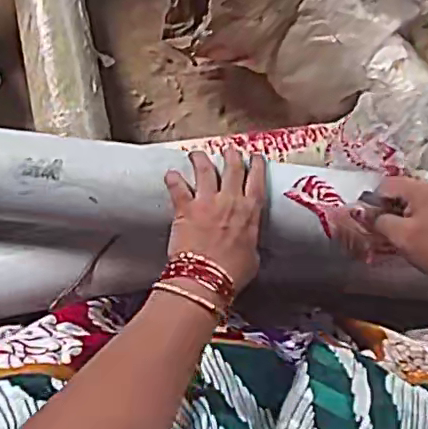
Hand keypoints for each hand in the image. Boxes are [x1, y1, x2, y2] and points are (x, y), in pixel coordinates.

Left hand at [163, 151, 265, 292]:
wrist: (206, 279)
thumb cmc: (232, 273)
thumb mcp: (253, 256)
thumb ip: (251, 242)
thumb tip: (249, 244)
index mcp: (251, 211)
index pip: (257, 179)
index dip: (257, 164)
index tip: (255, 157)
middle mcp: (231, 200)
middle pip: (233, 167)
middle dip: (231, 155)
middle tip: (229, 149)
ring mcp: (207, 202)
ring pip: (206, 170)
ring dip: (202, 159)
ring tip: (198, 154)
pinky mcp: (185, 209)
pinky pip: (178, 187)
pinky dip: (173, 179)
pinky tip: (170, 173)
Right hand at [349, 175, 427, 280]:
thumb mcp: (400, 234)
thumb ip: (378, 220)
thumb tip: (360, 212)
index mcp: (419, 188)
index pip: (385, 185)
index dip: (372, 201)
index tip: (367, 221)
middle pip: (396, 191)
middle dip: (382, 208)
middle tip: (375, 229)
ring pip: (405, 201)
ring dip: (393, 215)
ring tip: (387, 234)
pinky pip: (415, 209)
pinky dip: (405, 219)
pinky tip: (401, 235)